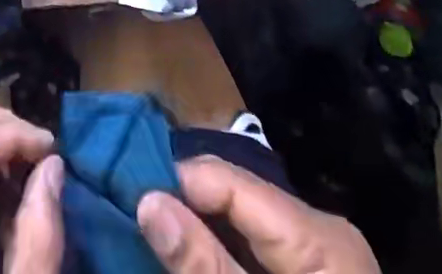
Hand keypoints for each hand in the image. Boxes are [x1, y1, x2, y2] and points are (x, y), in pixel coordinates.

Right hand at [136, 156, 378, 273]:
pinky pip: (253, 243)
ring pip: (235, 218)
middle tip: (130, 227)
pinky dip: (219, 252)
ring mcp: (317, 249)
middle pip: (228, 194)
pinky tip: (194, 263)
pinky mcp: (313, 271)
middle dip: (179, 209)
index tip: (124, 205)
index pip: (221, 177)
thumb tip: (146, 199)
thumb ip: (203, 266)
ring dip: (195, 231)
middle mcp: (317, 226)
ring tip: (153, 245)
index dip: (169, 184)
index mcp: (315, 232)